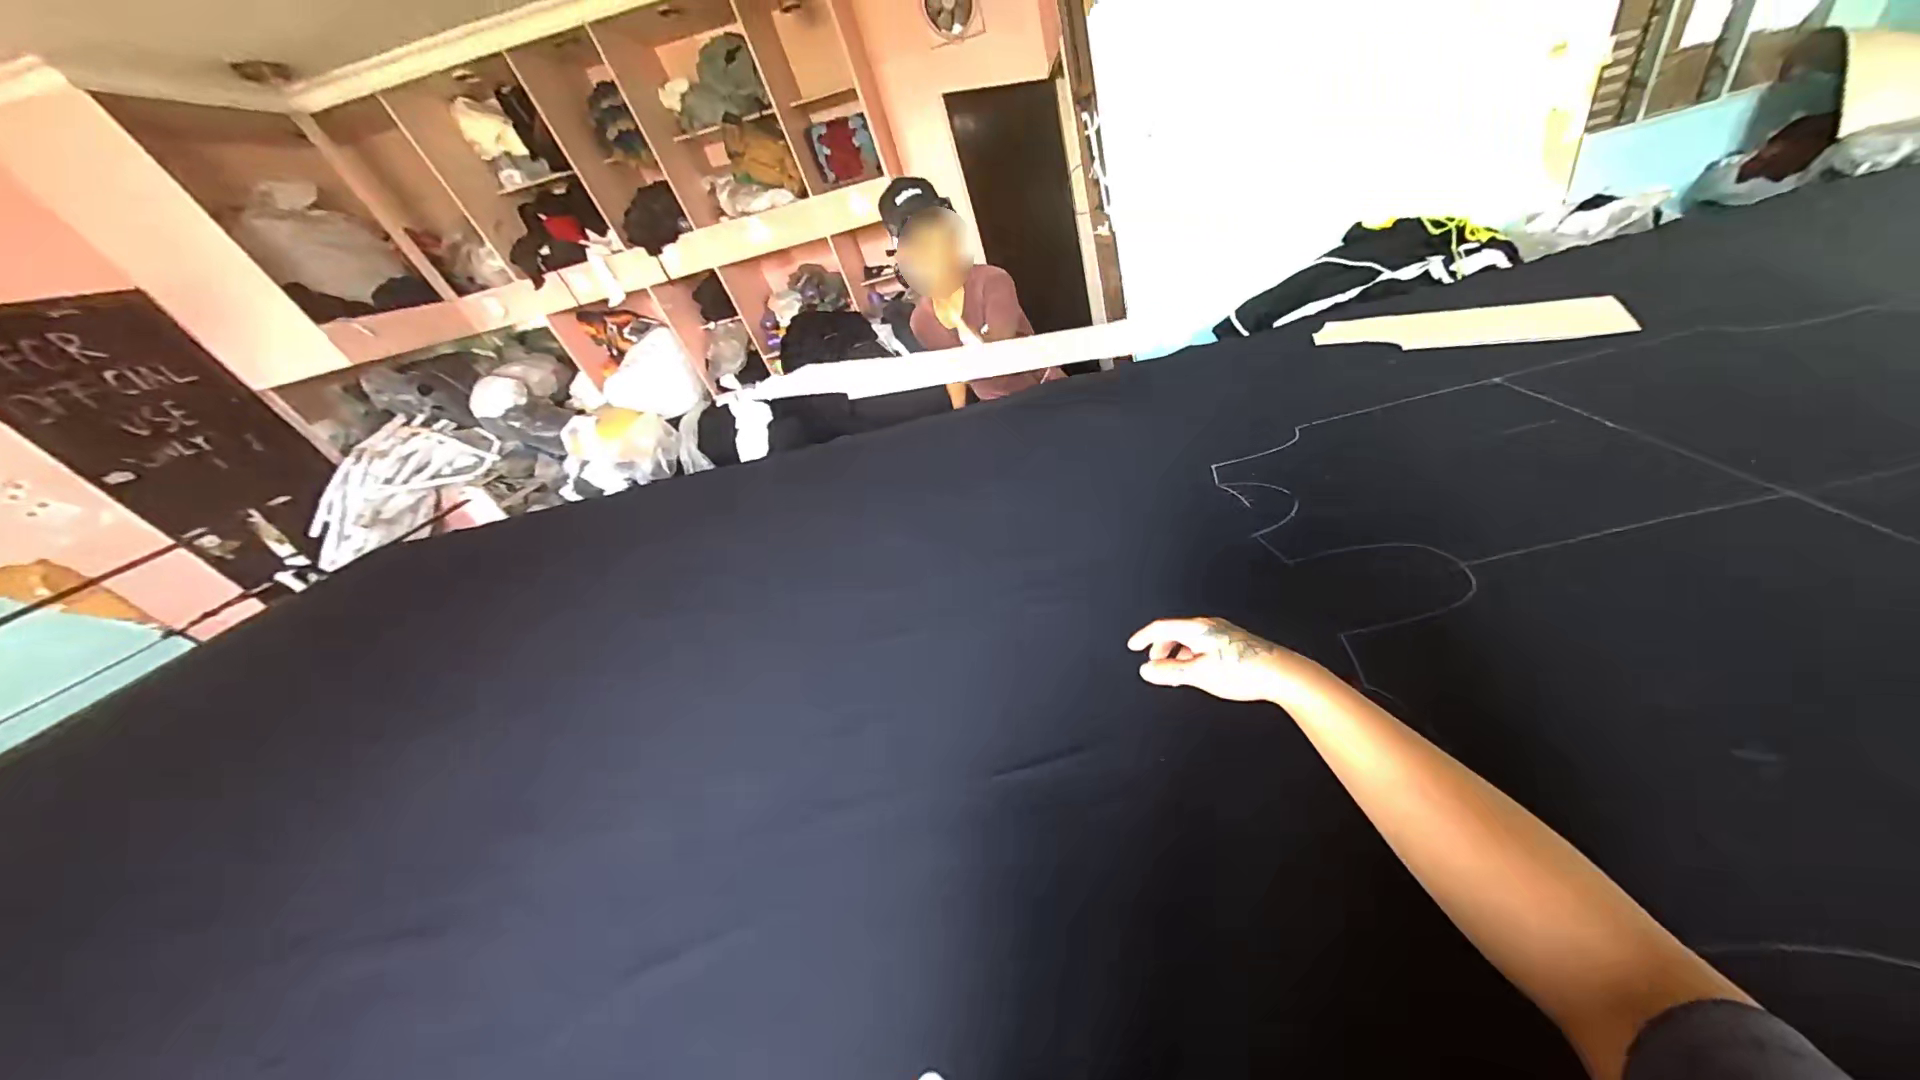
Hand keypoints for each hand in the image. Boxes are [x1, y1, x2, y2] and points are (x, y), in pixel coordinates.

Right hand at [1127, 617, 1322, 703]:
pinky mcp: (1232, 642)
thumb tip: (1146, 669)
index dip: (1143, 637)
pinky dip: (1190, 655)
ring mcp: (1222, 633)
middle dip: (1160, 648)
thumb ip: (1169, 672)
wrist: (1283, 674)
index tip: (1132, 646)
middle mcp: (1209, 626)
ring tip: (1175, 673)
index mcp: (1197, 629)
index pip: (1161, 627)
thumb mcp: (1199, 674)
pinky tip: (1197, 672)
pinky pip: (1201, 644)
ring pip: (1189, 639)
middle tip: (1154, 665)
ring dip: (1176, 654)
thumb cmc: (1242, 671)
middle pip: (1174, 632)